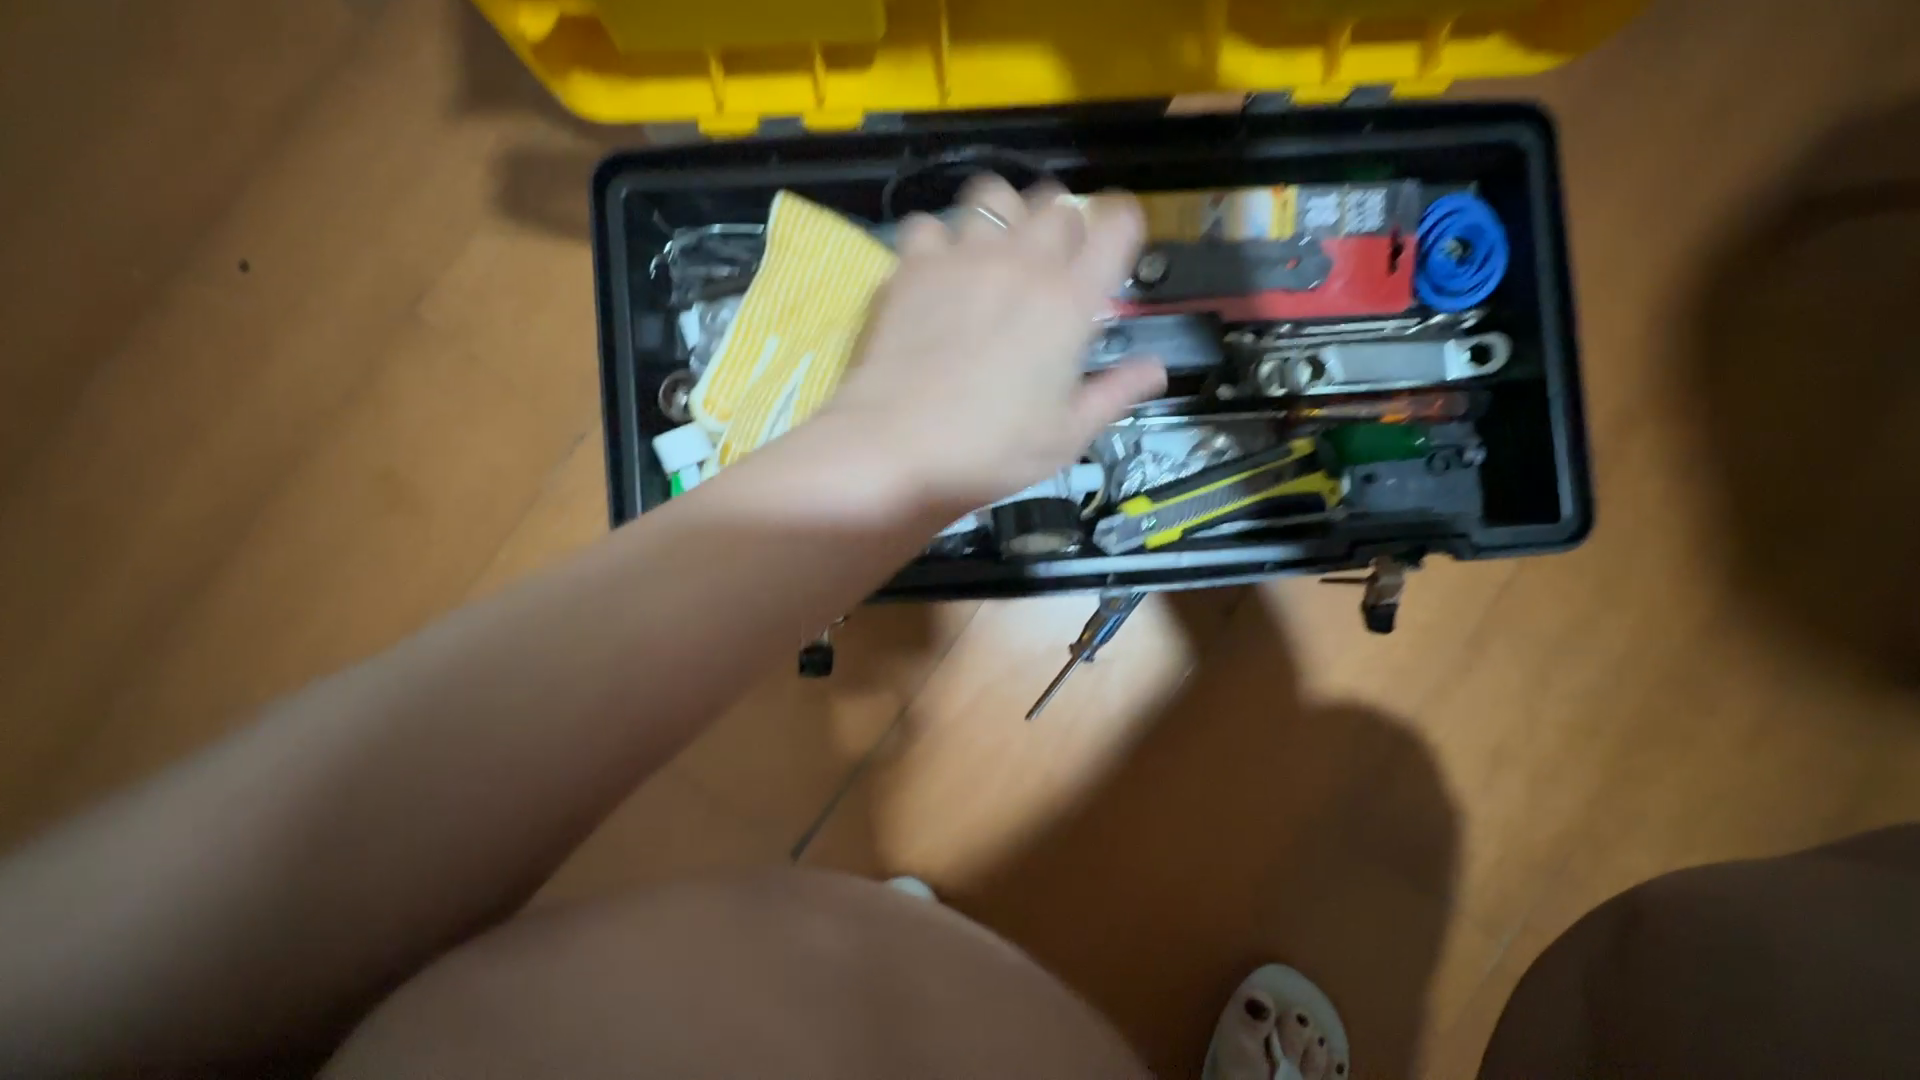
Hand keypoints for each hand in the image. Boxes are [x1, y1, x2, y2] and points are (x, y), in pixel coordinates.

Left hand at [821, 175, 1167, 510]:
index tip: (1113, 252)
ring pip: (993, 194)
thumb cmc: (991, 450)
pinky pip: (930, 224)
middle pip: (1056, 202)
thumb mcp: (1067, 435)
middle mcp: (1020, 262)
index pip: (1117, 225)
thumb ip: (1115, 392)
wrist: (896, 448)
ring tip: (995, 253)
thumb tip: (1156, 369)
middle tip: (1053, 266)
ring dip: (1003, 215)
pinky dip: (938, 241)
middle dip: (1063, 224)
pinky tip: (937, 273)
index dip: (1122, 228)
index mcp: (1070, 300)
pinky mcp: (911, 266)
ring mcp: (961, 257)